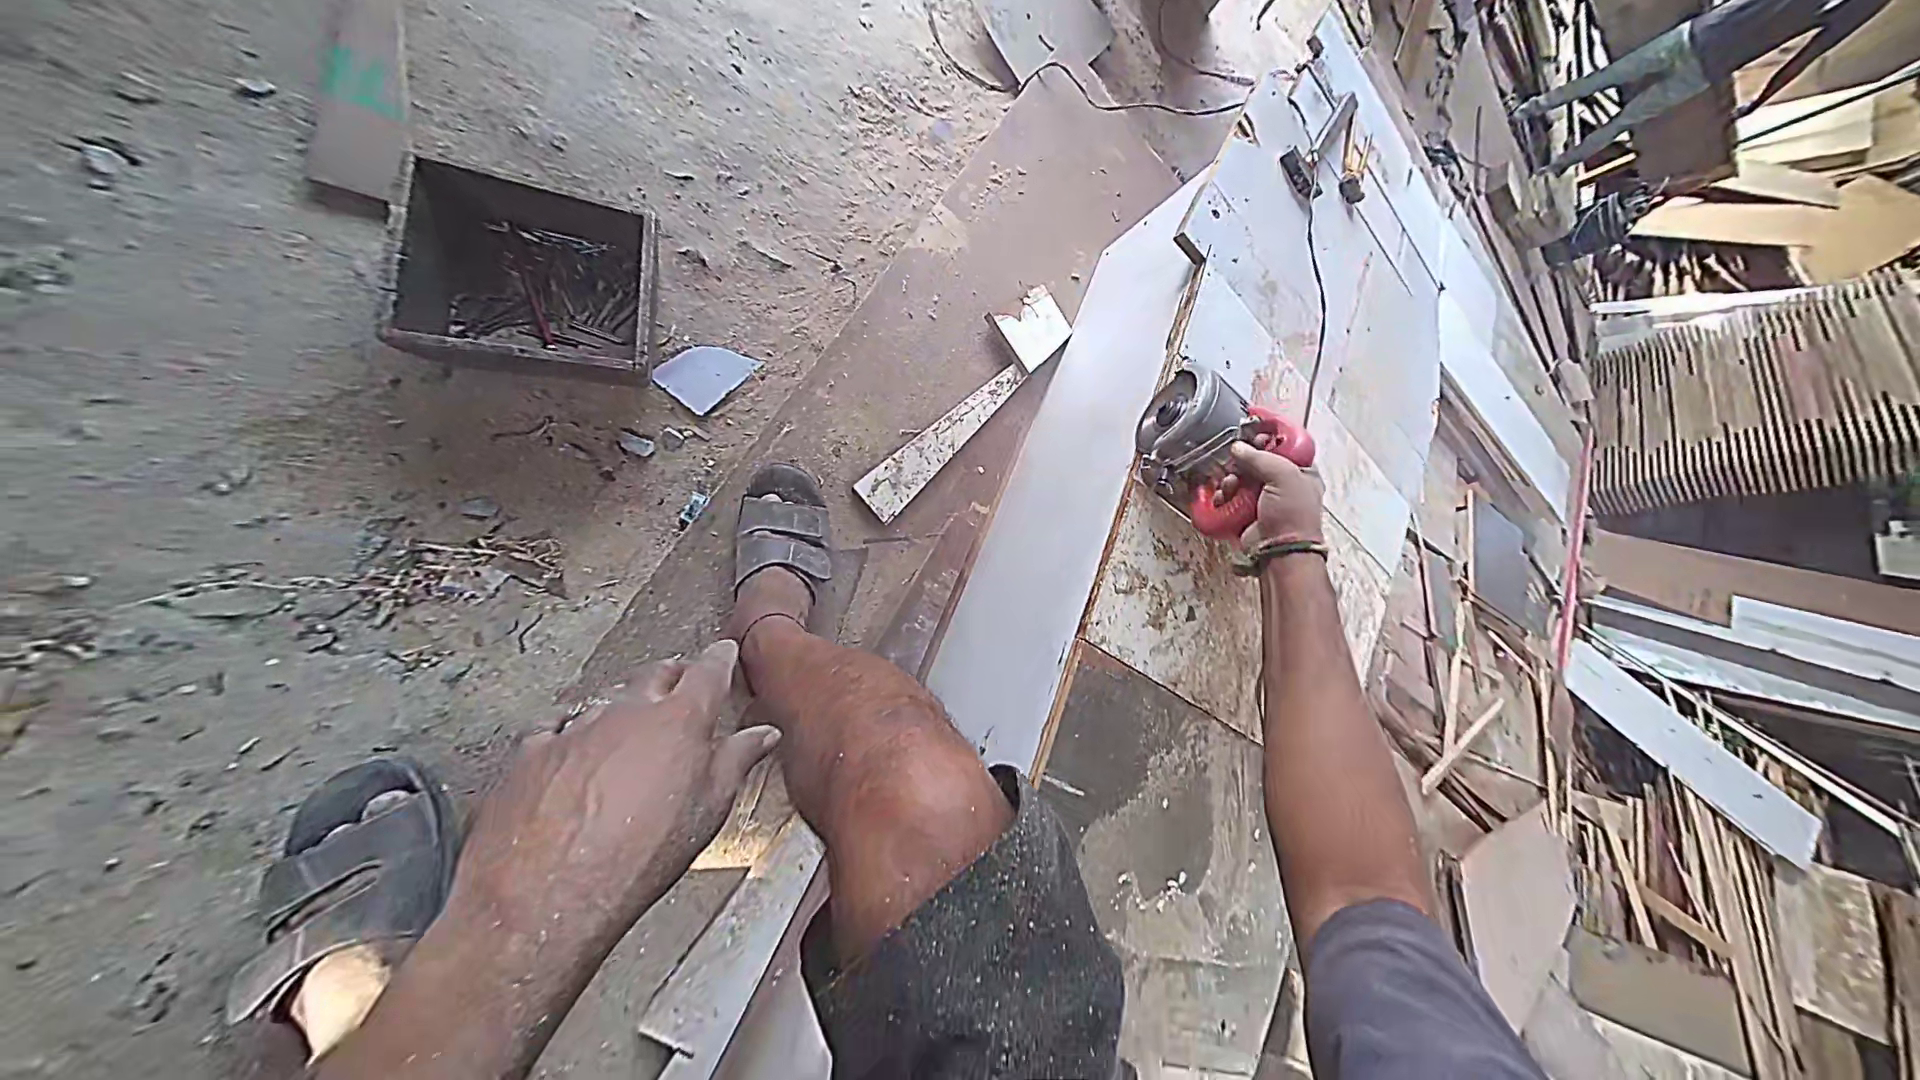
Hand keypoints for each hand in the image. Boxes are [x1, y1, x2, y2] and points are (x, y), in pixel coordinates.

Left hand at [447, 639, 779, 939]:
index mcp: (680, 719)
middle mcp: (629, 711)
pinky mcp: (533, 752)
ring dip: (625, 710)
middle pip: (657, 674)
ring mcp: (577, 727)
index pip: (709, 670)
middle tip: (682, 685)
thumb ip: (738, 759)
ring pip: (609, 701)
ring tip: (630, 736)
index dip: (721, 658)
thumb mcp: (709, 808)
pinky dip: (571, 734)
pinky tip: (573, 755)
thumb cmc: (635, 858)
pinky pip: (556, 728)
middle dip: (674, 675)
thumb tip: (763, 735)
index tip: (724, 653)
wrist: (544, 899)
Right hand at [1216, 436, 1325, 549]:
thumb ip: (1260, 457)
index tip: (1252, 435)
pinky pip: (1228, 497)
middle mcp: (1281, 483)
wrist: (1278, 551)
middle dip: (1242, 462)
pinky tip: (1224, 498)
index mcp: (1300, 471)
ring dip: (1230, 480)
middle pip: (1255, 461)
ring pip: (1238, 478)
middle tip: (1237, 465)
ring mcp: (1261, 498)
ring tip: (1231, 487)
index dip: (1267, 439)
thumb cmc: (1292, 514)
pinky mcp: (1244, 511)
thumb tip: (1238, 448)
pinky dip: (1223, 496)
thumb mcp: (1284, 476)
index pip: (1282, 446)